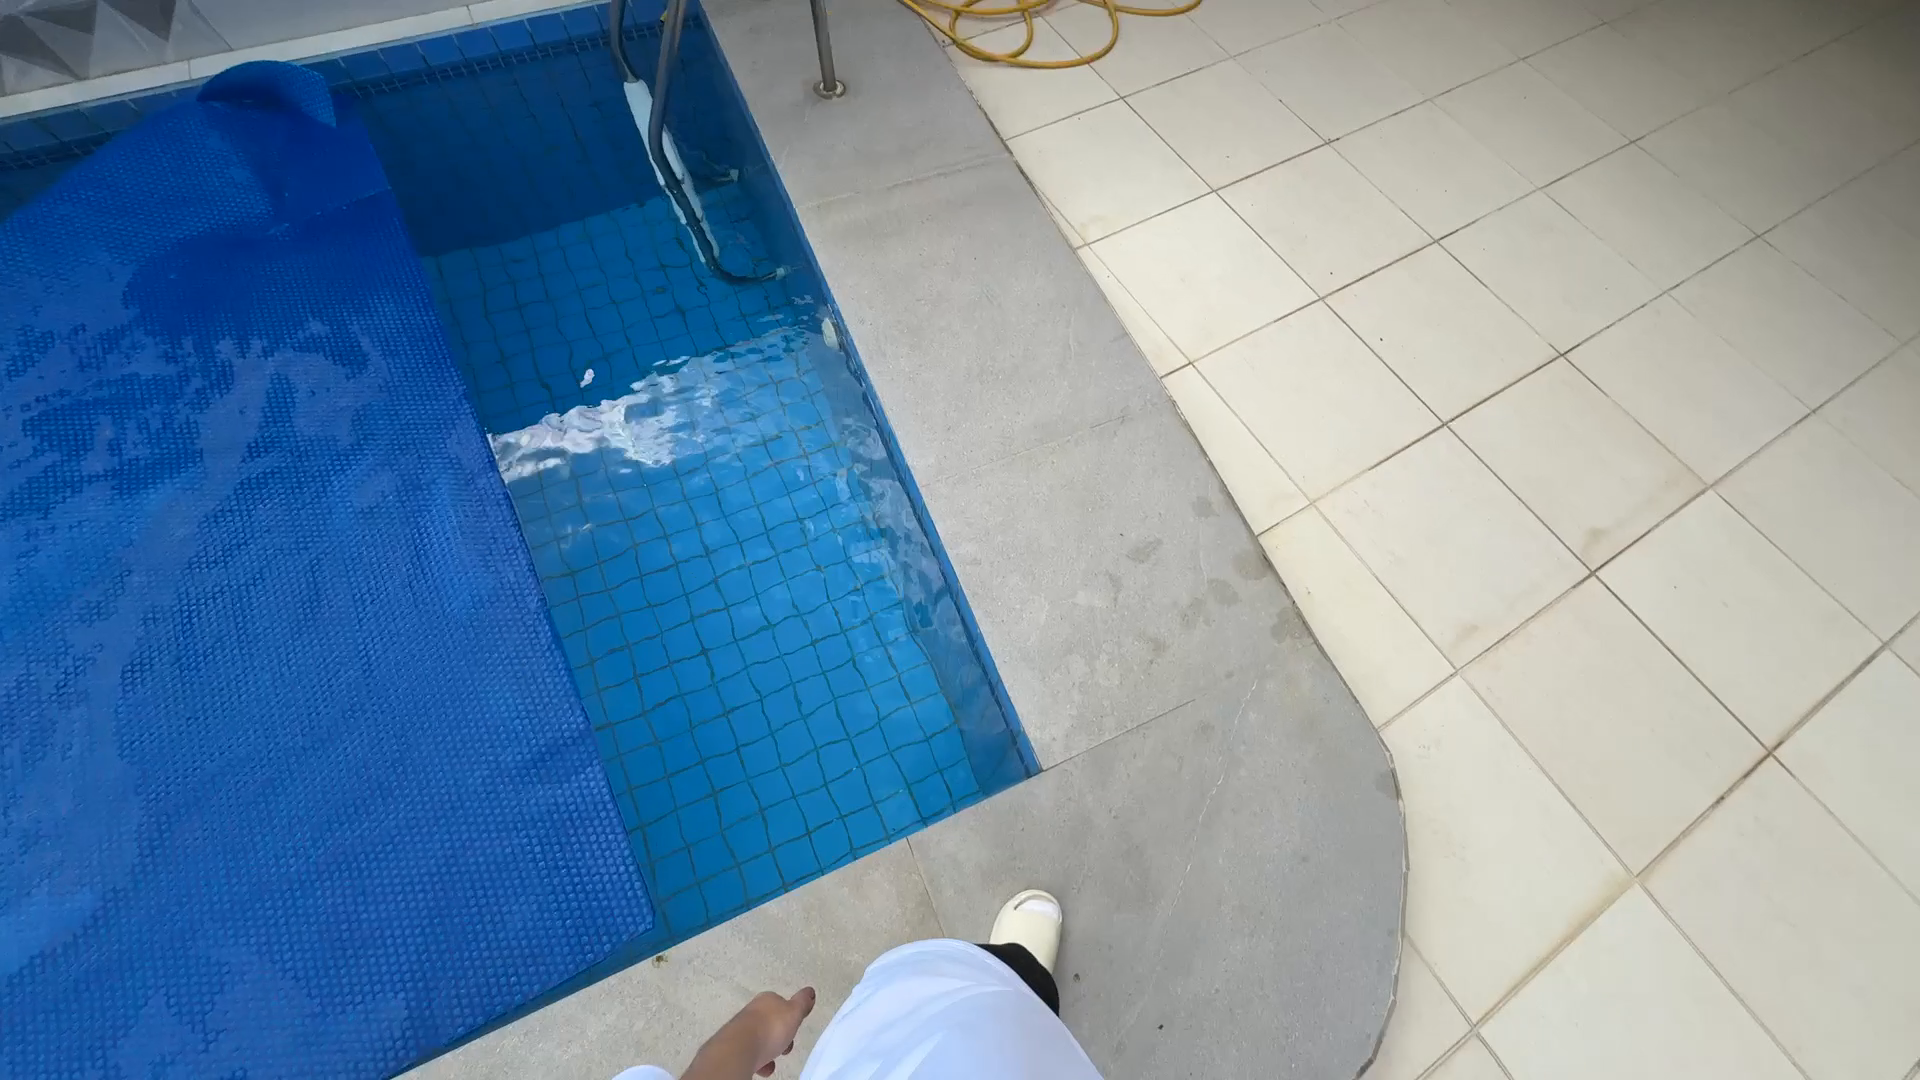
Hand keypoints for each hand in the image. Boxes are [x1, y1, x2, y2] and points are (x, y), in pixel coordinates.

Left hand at [731, 988, 815, 1076]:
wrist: (741, 1048)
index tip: (794, 1030)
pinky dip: (758, 1060)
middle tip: (785, 1047)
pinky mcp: (734, 1045)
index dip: (790, 1018)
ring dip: (768, 1050)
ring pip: (760, 1039)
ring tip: (773, 1062)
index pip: (782, 1005)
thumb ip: (803, 1002)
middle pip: (771, 1023)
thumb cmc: (771, 1028)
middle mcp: (753, 1010)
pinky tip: (763, 1068)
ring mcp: (742, 1027)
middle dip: (779, 1036)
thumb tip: (810, 991)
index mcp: (768, 999)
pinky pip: (750, 1052)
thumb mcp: (794, 1013)